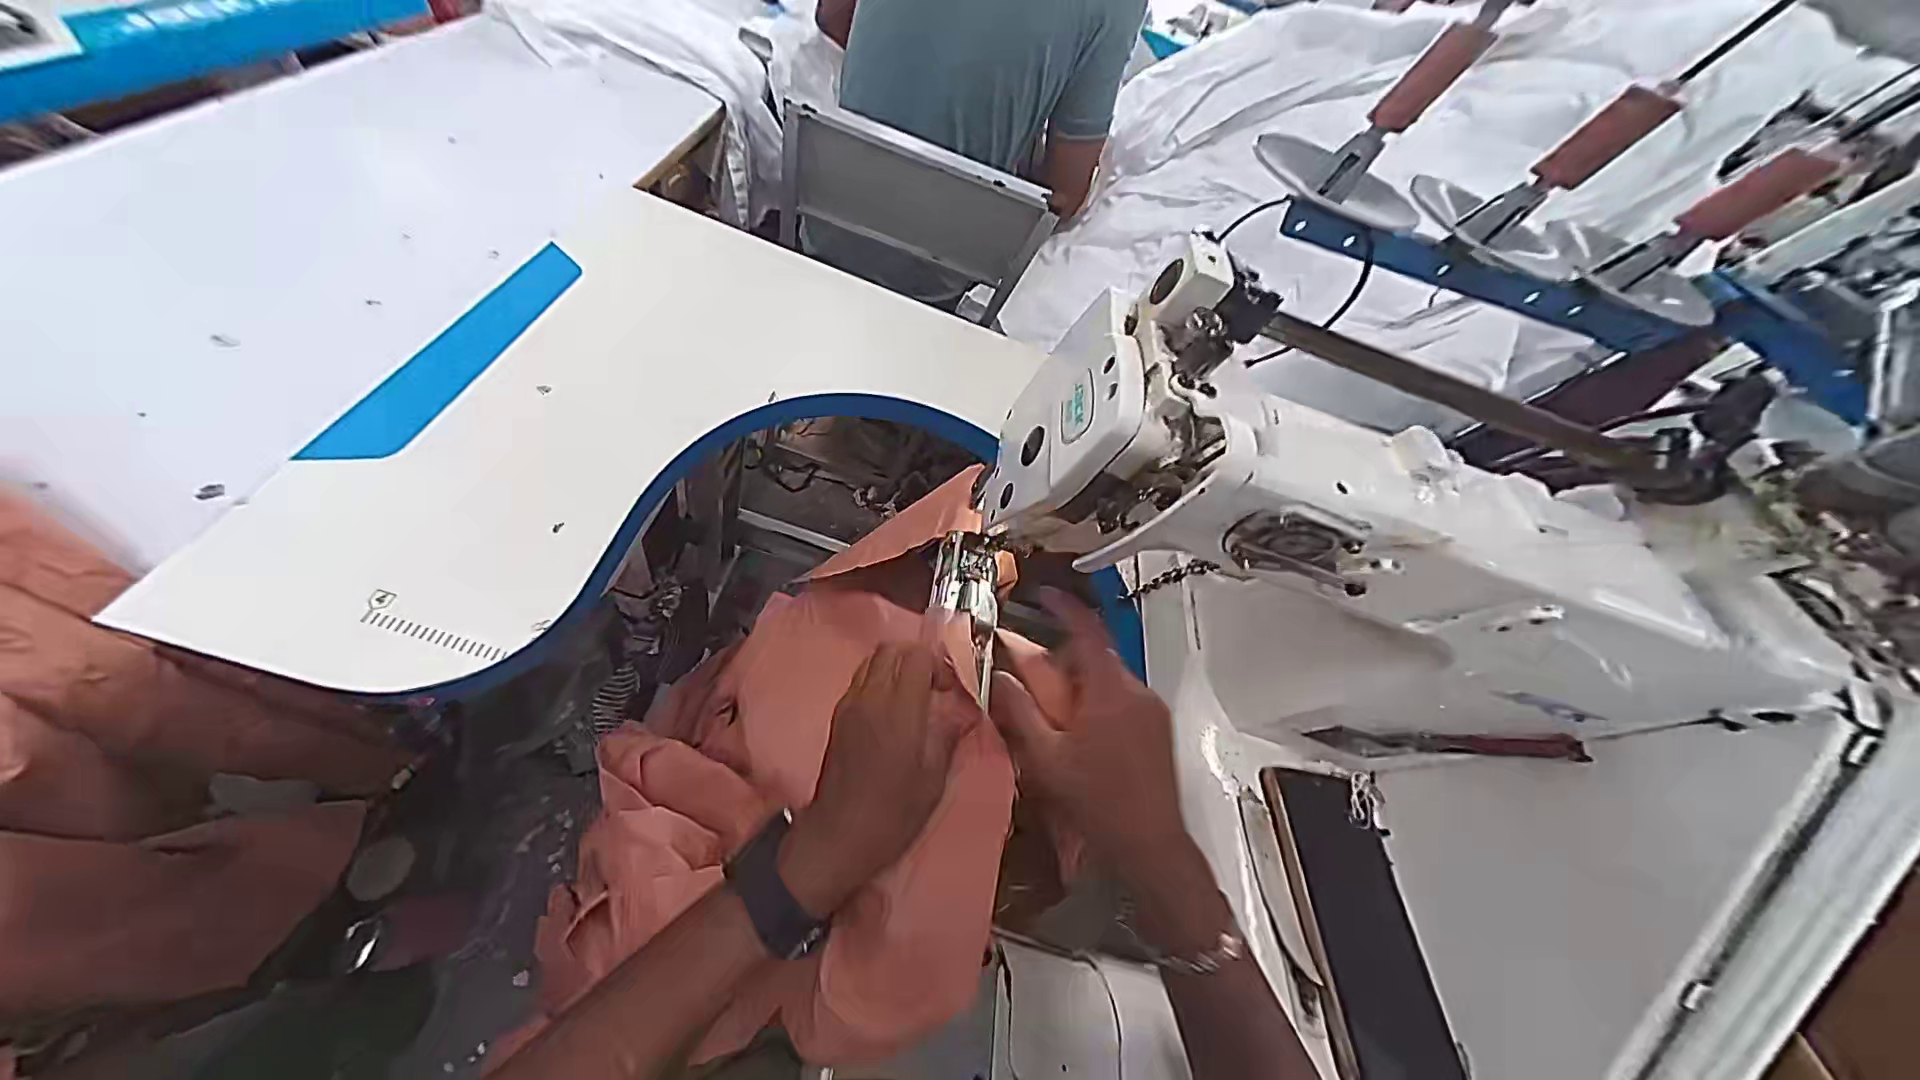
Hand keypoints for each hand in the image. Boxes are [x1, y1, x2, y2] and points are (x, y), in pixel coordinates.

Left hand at [779, 640, 969, 916]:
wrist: (839, 836)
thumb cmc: (893, 813)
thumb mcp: (933, 778)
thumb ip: (948, 735)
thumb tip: (963, 714)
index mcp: (899, 710)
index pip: (917, 656)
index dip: (938, 664)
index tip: (948, 688)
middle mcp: (870, 698)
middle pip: (892, 649)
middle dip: (917, 659)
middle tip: (933, 686)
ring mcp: (849, 704)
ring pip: (873, 660)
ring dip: (896, 667)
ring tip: (913, 697)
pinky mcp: (837, 715)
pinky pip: (860, 680)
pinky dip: (879, 681)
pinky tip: (892, 711)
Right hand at [990, 590, 1229, 951]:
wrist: (1151, 845)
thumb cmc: (1096, 801)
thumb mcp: (1045, 757)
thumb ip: (1019, 710)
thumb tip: (998, 676)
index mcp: (1109, 691)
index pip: (1087, 631)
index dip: (1064, 607)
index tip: (1044, 594)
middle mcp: (1136, 691)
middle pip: (1096, 655)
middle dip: (1064, 659)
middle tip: (1037, 679)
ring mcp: (1152, 709)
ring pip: (1109, 677)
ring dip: (1081, 682)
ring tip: (1058, 715)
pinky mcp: (1158, 727)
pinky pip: (1123, 697)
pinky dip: (1099, 700)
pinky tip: (1085, 734)